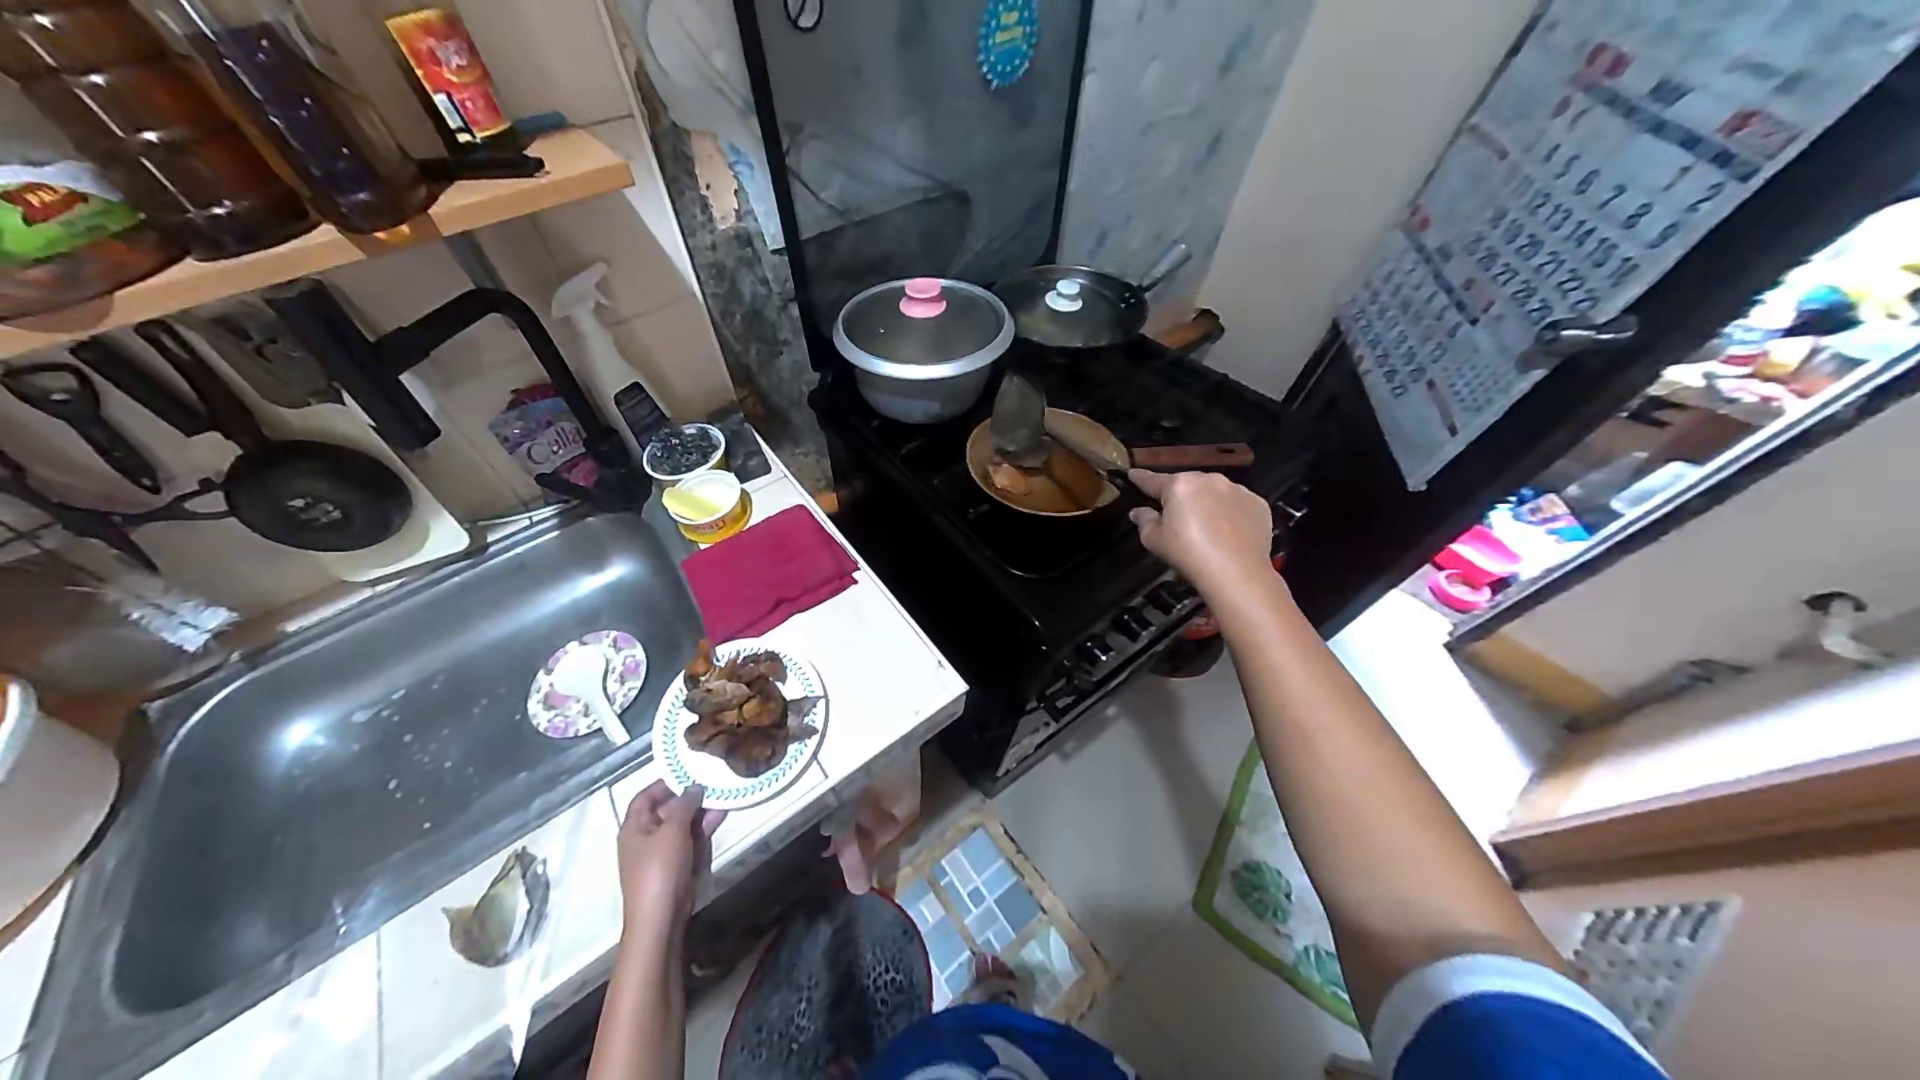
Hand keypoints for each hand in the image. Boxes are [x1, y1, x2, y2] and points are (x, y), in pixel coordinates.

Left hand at [617, 781, 724, 936]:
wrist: (661, 916)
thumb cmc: (660, 868)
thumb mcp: (672, 830)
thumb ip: (684, 805)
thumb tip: (694, 787)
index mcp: (634, 827)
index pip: (645, 796)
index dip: (664, 782)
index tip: (688, 770)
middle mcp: (646, 837)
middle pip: (667, 809)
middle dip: (689, 796)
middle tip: (713, 780)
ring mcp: (663, 852)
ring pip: (683, 824)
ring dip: (701, 810)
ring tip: (723, 793)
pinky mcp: (679, 865)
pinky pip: (692, 839)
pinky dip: (705, 827)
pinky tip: (722, 813)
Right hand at [1127, 469, 1274, 594]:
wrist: (1237, 573)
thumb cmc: (1188, 554)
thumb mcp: (1154, 540)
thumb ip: (1144, 521)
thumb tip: (1138, 511)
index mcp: (1179, 485)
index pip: (1153, 480)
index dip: (1140, 478)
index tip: (1132, 474)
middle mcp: (1209, 480)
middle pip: (1187, 485)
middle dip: (1180, 496)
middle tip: (1176, 517)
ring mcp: (1237, 490)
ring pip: (1214, 492)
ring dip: (1207, 503)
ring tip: (1207, 527)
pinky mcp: (1258, 503)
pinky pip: (1237, 504)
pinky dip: (1230, 513)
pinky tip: (1229, 532)